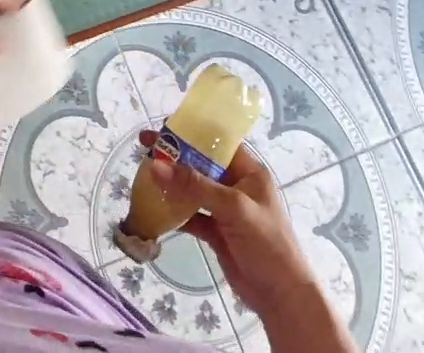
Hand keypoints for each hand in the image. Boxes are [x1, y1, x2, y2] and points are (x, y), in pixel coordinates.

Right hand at [138, 130, 319, 316]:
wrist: (281, 297)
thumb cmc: (267, 243)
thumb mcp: (234, 208)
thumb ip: (195, 186)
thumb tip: (155, 166)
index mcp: (248, 172)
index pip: (217, 143)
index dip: (191, 132)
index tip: (162, 126)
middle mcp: (235, 186)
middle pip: (199, 164)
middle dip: (173, 156)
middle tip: (143, 146)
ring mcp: (224, 209)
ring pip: (192, 188)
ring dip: (170, 182)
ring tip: (142, 173)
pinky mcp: (215, 230)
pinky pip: (189, 213)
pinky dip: (173, 210)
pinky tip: (153, 206)